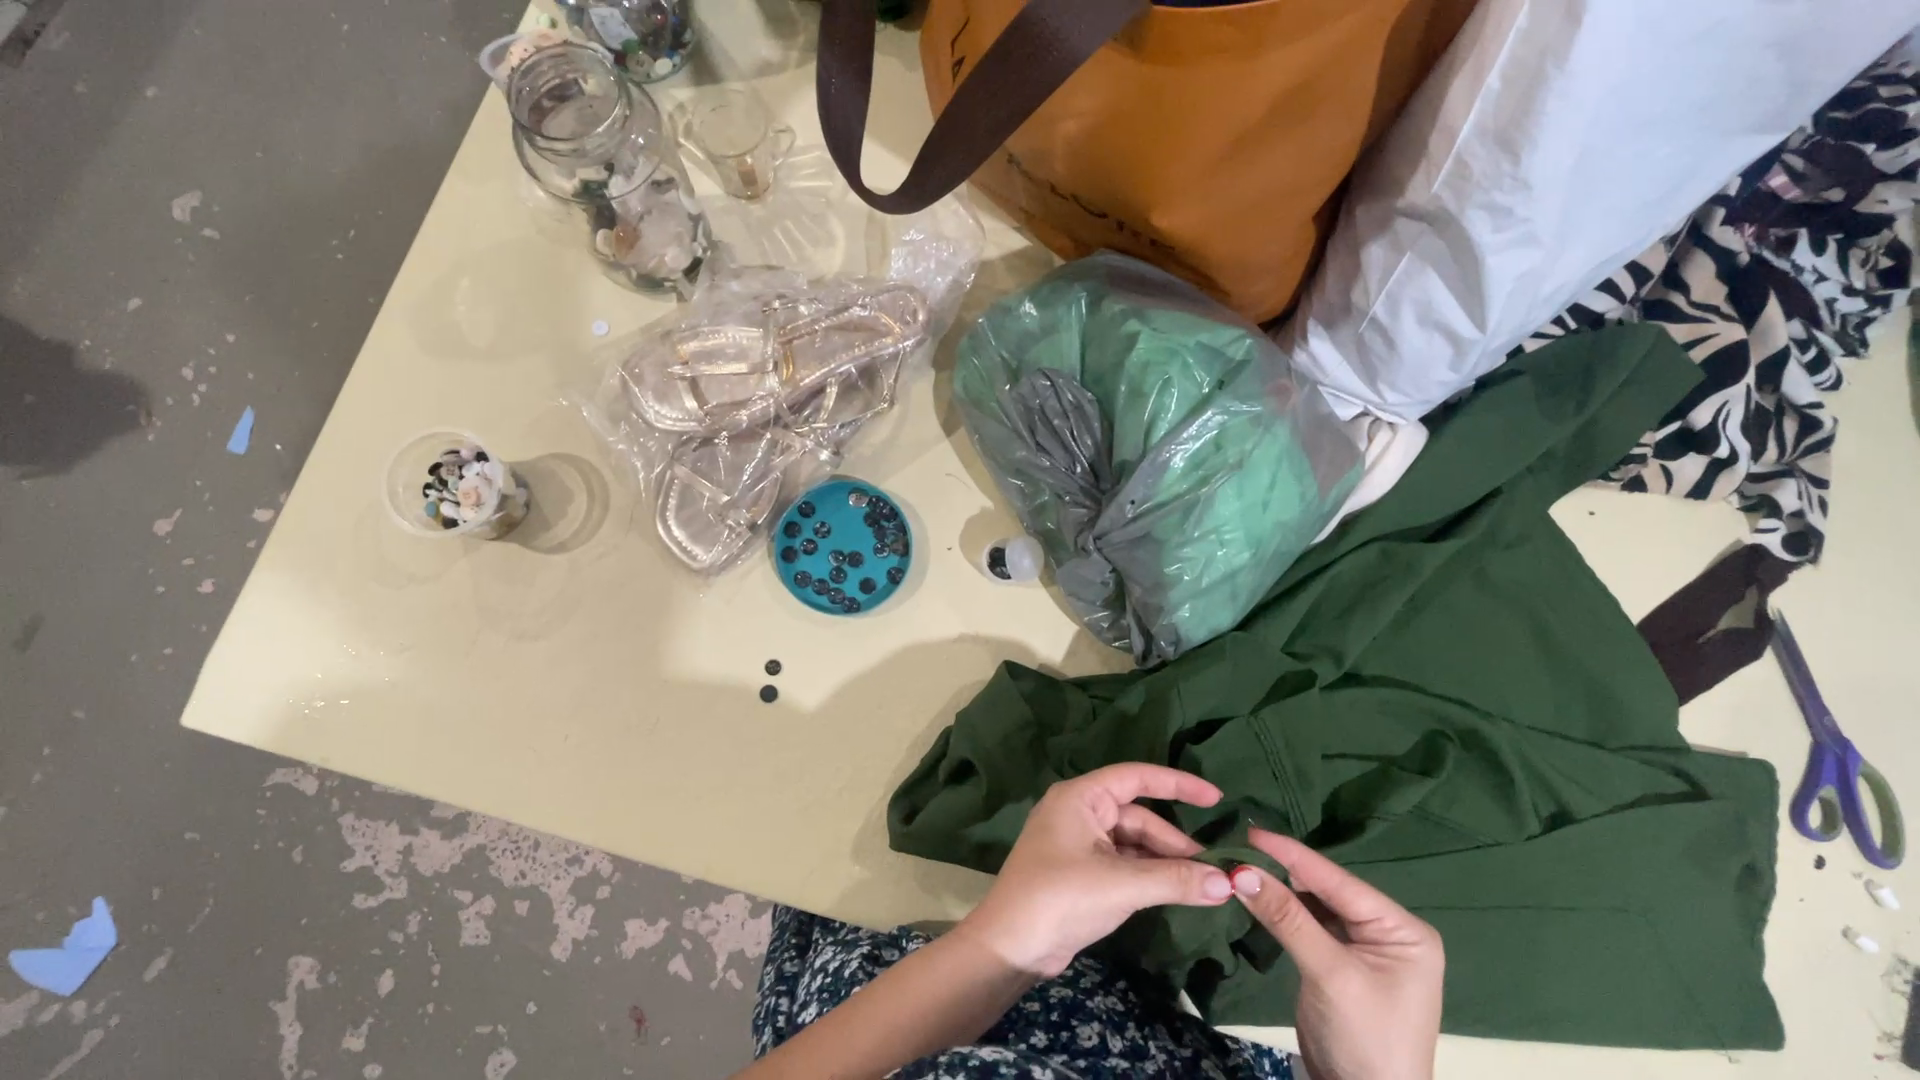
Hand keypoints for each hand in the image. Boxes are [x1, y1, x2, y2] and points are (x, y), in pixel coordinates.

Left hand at [955, 764, 1233, 978]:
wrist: (1011, 946)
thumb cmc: (1060, 897)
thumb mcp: (1121, 885)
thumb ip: (1175, 880)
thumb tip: (1228, 882)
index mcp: (1080, 797)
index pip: (1137, 777)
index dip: (1178, 784)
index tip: (1217, 798)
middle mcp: (1080, 812)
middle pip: (1139, 816)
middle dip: (1175, 841)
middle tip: (1215, 867)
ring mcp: (1079, 843)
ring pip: (1134, 843)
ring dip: (1165, 861)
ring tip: (1205, 883)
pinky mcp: (1082, 872)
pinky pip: (1124, 863)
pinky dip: (1150, 875)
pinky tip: (1178, 891)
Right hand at [1231, 828, 1442, 1079]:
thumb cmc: (1365, 1037)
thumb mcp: (1329, 974)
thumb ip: (1287, 918)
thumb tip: (1241, 871)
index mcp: (1402, 929)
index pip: (1338, 880)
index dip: (1292, 855)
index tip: (1249, 829)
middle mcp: (1386, 931)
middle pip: (1325, 889)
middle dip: (1282, 870)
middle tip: (1236, 847)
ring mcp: (1361, 948)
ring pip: (1312, 905)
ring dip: (1278, 889)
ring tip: (1238, 864)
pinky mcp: (1337, 964)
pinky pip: (1306, 926)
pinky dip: (1280, 912)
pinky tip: (1255, 895)